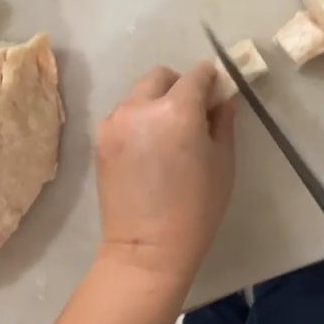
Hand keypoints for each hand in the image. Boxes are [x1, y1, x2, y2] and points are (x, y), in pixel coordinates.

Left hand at [95, 63, 236, 282]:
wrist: (147, 248)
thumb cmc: (196, 208)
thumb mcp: (222, 163)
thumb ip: (222, 124)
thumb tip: (222, 102)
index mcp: (177, 109)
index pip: (196, 76)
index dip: (210, 81)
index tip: (217, 93)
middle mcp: (140, 107)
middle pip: (161, 77)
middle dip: (179, 86)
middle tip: (192, 113)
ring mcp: (115, 122)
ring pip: (138, 95)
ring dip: (155, 102)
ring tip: (167, 135)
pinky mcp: (100, 140)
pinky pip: (122, 116)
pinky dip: (137, 120)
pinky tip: (147, 149)